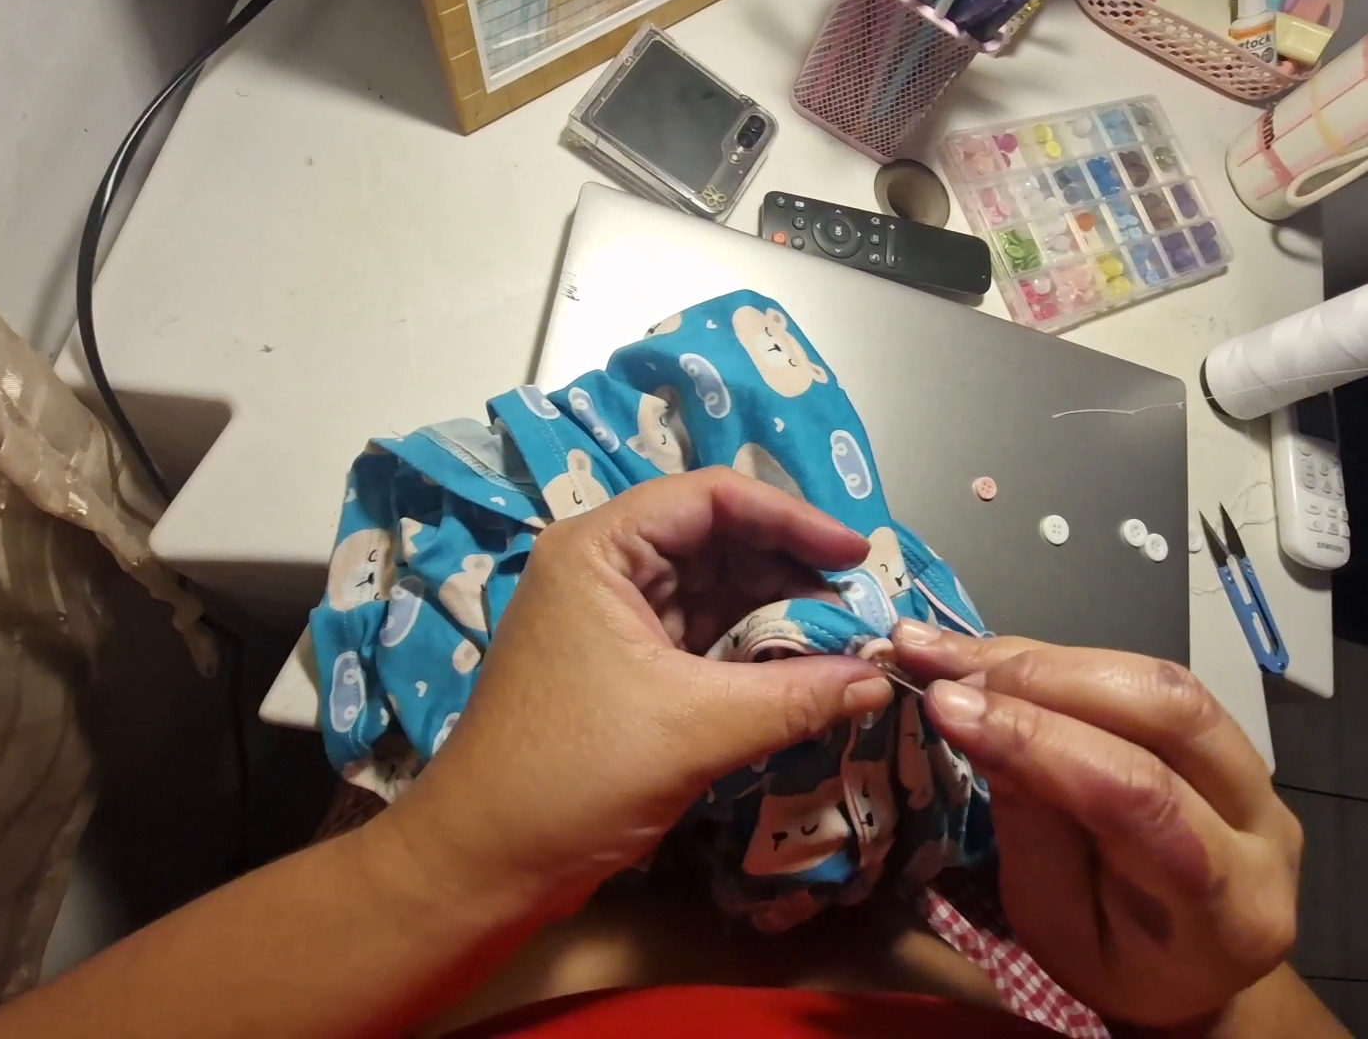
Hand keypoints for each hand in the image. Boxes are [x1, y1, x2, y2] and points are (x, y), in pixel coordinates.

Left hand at [376, 468, 892, 917]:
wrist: (484, 869)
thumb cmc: (572, 777)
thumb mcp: (694, 728)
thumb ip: (796, 696)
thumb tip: (883, 679)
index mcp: (602, 549)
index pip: (712, 498)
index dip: (792, 517)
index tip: (854, 554)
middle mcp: (610, 566)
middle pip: (720, 538)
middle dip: (792, 568)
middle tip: (857, 603)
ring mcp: (620, 613)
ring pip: (719, 588)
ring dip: (781, 609)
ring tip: (844, 635)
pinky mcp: (634, 659)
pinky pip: (709, 632)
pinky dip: (757, 644)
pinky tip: (804, 663)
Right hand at [892, 622, 1300, 1029]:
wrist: (1188, 965)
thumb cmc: (1114, 961)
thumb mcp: (1053, 925)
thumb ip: (1029, 828)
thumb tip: (982, 722)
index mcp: (1227, 900)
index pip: (1139, 793)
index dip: (1037, 737)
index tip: (947, 706)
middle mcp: (1258, 817)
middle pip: (1165, 707)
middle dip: (1042, 678)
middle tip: (949, 677)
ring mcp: (1248, 763)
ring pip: (1150, 674)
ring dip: (1037, 656)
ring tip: (945, 653)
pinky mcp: (1217, 728)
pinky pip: (1132, 670)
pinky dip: (1047, 656)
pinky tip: (980, 653)